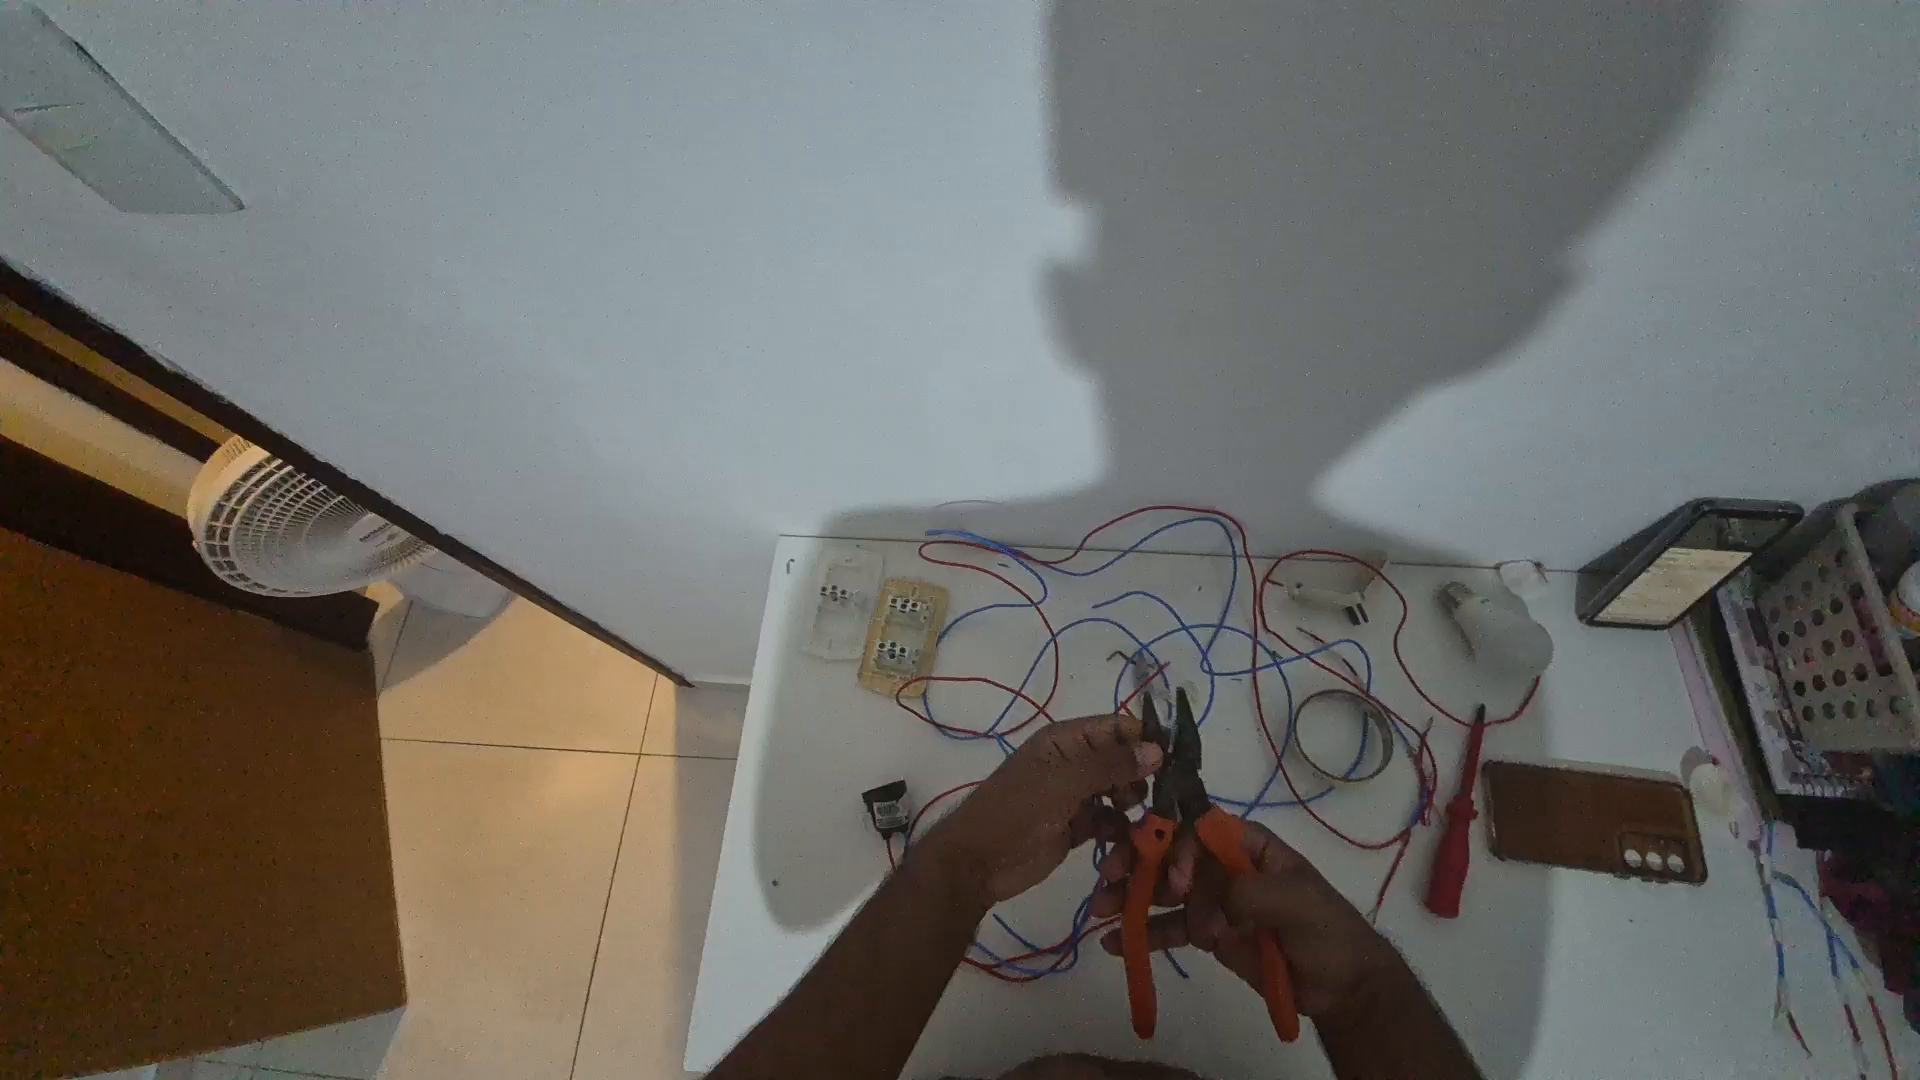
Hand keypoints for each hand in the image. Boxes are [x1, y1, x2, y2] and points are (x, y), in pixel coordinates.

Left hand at [913, 714, 1163, 907]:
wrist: (979, 862)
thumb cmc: (1016, 811)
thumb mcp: (1063, 784)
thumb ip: (1110, 765)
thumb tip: (1156, 749)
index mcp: (1066, 740)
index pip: (1116, 727)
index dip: (1146, 738)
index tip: (1179, 761)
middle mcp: (1074, 762)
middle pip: (1122, 760)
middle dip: (1145, 777)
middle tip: (1164, 800)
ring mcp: (1076, 795)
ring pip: (1120, 792)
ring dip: (1135, 807)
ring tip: (1145, 825)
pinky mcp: (1078, 826)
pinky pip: (1111, 821)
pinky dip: (1122, 831)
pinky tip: (1130, 845)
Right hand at [1092, 818, 1399, 1018]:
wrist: (1342, 987)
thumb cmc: (1327, 930)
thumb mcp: (1296, 901)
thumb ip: (1249, 890)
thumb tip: (1202, 893)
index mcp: (1243, 843)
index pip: (1197, 828)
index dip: (1177, 846)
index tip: (1175, 882)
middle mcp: (1219, 863)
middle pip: (1168, 852)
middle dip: (1136, 863)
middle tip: (1107, 879)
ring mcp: (1209, 897)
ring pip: (1160, 889)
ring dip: (1130, 896)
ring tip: (1100, 911)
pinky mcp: (1203, 931)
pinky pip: (1167, 927)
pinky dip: (1142, 933)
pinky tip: (1114, 943)